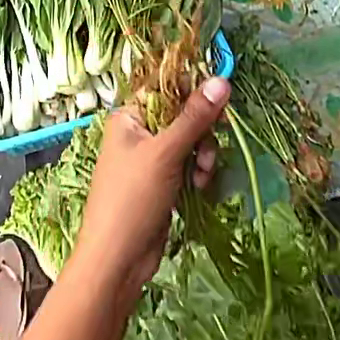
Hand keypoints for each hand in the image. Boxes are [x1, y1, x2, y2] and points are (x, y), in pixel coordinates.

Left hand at [73, 77, 230, 295]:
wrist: (117, 260)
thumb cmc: (132, 199)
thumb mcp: (166, 152)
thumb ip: (195, 116)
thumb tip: (222, 79)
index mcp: (130, 118)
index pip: (168, 88)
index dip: (195, 93)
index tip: (220, 102)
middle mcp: (140, 133)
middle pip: (185, 115)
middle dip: (203, 132)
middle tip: (210, 145)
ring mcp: (152, 159)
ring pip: (192, 141)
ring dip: (203, 156)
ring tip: (201, 175)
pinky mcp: (164, 181)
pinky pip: (190, 164)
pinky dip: (198, 173)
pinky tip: (199, 187)